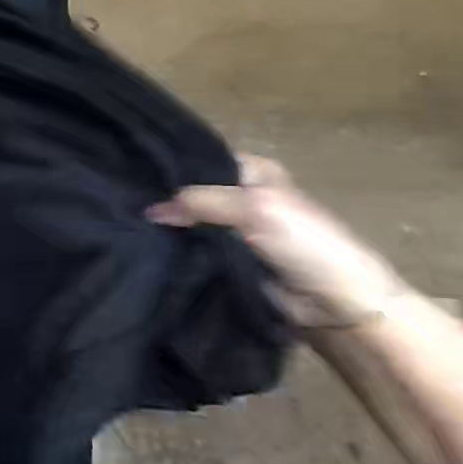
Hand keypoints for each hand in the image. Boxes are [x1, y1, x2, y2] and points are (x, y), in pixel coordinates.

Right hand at [149, 155, 409, 327]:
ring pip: (191, 226)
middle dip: (166, 201)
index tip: (132, 175)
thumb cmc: (305, 241)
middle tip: (123, 205)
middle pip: (193, 194)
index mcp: (251, 170)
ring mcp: (234, 231)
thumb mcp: (253, 207)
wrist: (339, 303)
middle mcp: (240, 195)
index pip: (201, 160)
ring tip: (127, 229)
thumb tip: (150, 212)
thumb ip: (200, 202)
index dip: (171, 169)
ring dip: (169, 231)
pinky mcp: (228, 262)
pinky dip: (178, 254)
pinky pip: (196, 253)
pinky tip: (148, 251)